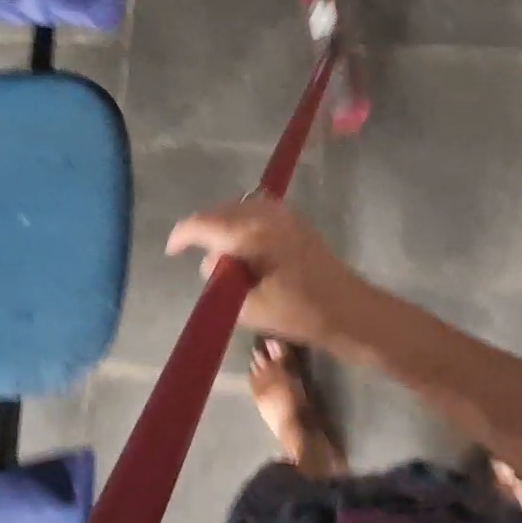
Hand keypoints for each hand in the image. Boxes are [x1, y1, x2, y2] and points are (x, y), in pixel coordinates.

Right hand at [165, 195, 375, 350]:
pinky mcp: (294, 222)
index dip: (183, 234)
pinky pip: (255, 213)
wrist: (350, 312)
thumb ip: (222, 283)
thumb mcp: (250, 307)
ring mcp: (283, 215)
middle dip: (203, 229)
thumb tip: (213, 266)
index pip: (205, 222)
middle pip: (220, 211)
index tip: (171, 250)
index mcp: (252, 233)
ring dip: (222, 225)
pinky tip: (242, 249)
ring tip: (217, 254)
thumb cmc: (301, 313)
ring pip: (238, 209)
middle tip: (192, 253)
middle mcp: (265, 214)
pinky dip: (241, 224)